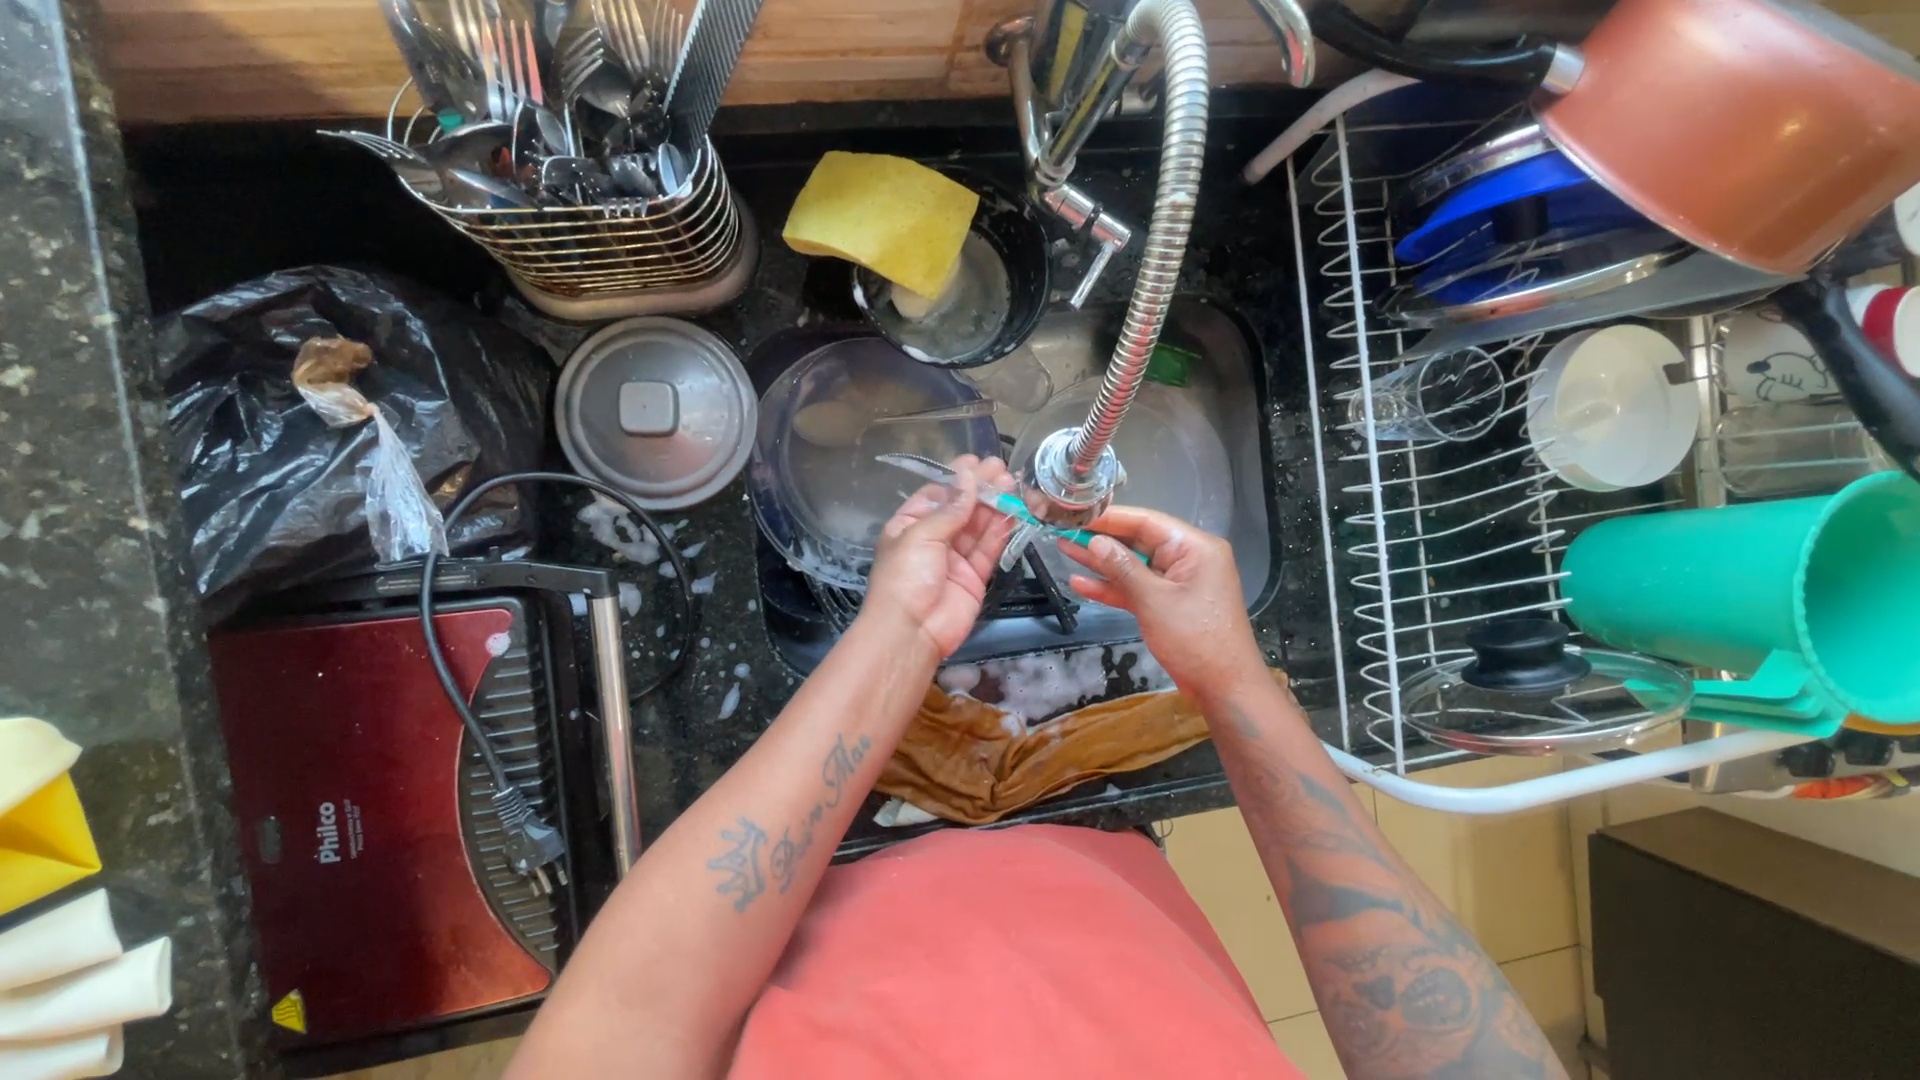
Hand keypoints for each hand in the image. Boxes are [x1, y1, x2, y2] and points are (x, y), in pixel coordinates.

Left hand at [862, 455, 1017, 659]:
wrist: (911, 632)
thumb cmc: (904, 578)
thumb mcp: (920, 535)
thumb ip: (950, 509)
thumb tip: (969, 477)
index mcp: (909, 525)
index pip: (936, 495)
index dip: (957, 479)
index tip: (977, 462)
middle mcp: (933, 539)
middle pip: (961, 509)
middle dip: (981, 489)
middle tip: (1003, 469)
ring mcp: (955, 558)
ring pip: (979, 527)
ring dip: (996, 506)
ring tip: (1014, 485)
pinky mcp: (975, 576)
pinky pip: (990, 549)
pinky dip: (1002, 531)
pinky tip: (1014, 512)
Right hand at [1057, 505, 1267, 699]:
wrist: (1224, 688)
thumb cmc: (1195, 639)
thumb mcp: (1154, 600)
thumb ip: (1123, 568)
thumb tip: (1095, 541)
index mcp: (1195, 547)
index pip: (1146, 522)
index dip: (1109, 517)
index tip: (1077, 512)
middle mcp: (1188, 558)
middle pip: (1138, 541)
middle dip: (1101, 539)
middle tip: (1064, 528)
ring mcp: (1178, 582)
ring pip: (1133, 565)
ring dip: (1101, 562)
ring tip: (1064, 548)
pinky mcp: (1169, 604)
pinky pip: (1137, 588)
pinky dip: (1112, 587)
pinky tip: (1081, 583)